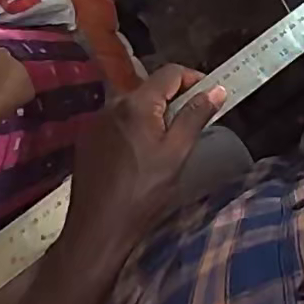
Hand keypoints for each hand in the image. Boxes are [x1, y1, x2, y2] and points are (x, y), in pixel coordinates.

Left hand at [59, 65, 226, 263]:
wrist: (96, 231)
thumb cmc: (142, 194)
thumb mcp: (177, 154)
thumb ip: (196, 116)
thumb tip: (216, 89)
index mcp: (137, 103)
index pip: (171, 72)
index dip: (194, 78)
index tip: (209, 95)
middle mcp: (113, 104)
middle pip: (152, 87)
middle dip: (175, 99)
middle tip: (192, 122)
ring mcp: (97, 120)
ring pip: (135, 104)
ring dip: (154, 113)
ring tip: (167, 141)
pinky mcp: (87, 138)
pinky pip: (118, 120)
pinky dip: (135, 126)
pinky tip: (140, 153)